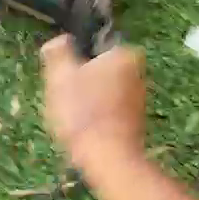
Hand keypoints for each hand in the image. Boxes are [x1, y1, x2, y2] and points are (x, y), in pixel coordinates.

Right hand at [40, 35, 147, 170]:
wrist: (108, 159)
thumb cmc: (82, 113)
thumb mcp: (60, 76)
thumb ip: (58, 52)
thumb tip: (59, 40)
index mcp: (124, 54)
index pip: (94, 48)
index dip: (75, 64)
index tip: (63, 81)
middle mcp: (138, 73)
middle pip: (99, 73)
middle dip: (82, 86)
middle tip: (66, 104)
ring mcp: (139, 101)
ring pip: (103, 96)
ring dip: (88, 106)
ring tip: (74, 124)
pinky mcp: (136, 125)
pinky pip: (109, 116)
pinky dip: (97, 123)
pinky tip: (85, 135)